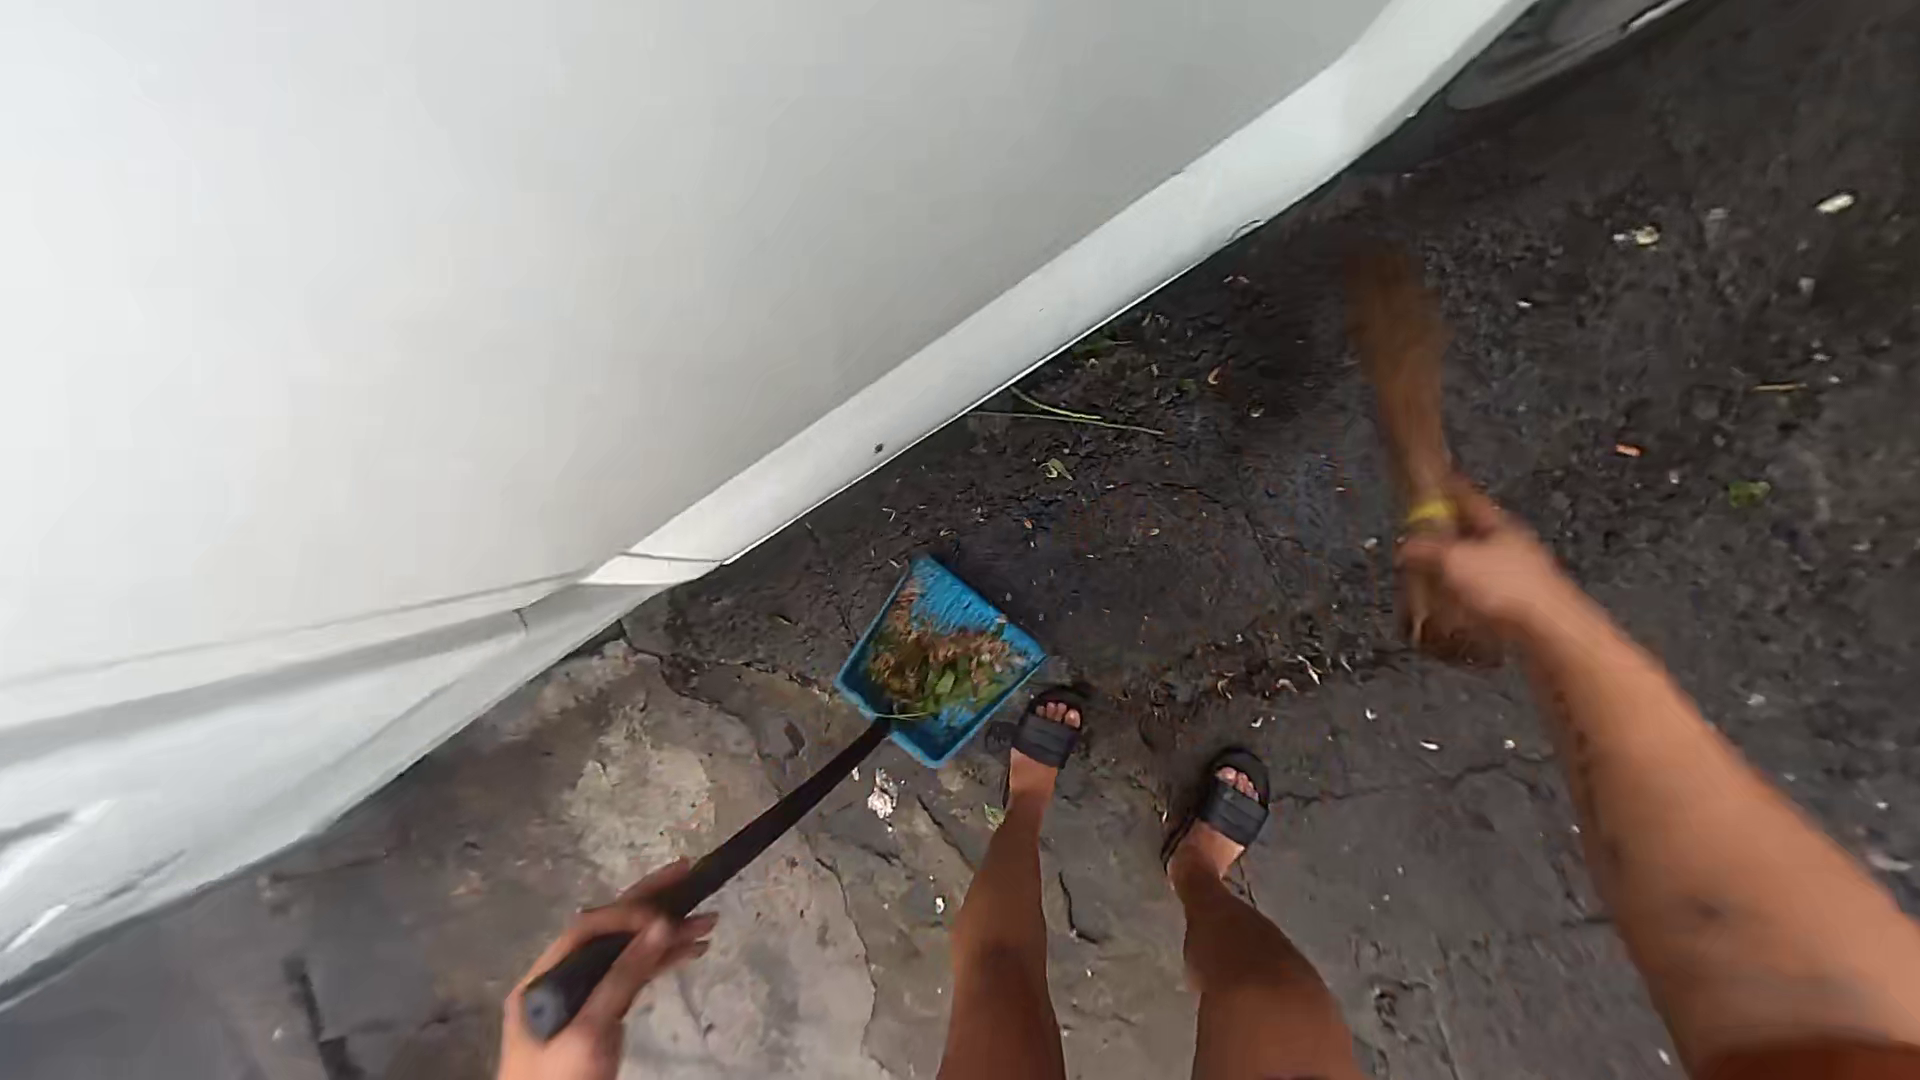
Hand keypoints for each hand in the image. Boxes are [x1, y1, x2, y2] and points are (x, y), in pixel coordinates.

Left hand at [498, 859, 716, 1079]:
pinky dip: (664, 959)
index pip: (589, 926)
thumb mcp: (591, 1032)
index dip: (629, 911)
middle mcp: (562, 978)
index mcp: (545, 978)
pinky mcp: (600, 1012)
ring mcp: (582, 995)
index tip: (665, 915)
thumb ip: (624, 975)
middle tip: (691, 873)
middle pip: (613, 928)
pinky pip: (635, 973)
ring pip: (630, 949)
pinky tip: (692, 950)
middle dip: (655, 903)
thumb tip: (663, 922)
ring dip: (669, 934)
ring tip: (709, 921)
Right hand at [1397, 480, 1585, 638]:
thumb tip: (1404, 546)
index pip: (1467, 499)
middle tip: (1418, 536)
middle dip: (1444, 534)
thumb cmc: (1505, 587)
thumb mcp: (1450, 560)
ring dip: (1451, 567)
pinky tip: (1447, 602)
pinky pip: (1480, 589)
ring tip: (1427, 575)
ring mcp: (1517, 573)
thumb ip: (1422, 549)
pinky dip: (1460, 591)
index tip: (1434, 481)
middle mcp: (1512, 545)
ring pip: (1475, 562)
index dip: (1448, 489)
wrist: (1549, 632)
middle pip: (1470, 532)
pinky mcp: (1517, 601)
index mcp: (1500, 526)